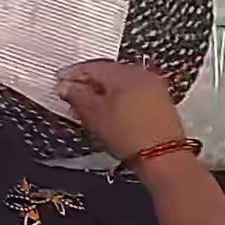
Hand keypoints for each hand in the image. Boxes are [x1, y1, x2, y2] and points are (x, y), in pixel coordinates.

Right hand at [56, 60, 186, 160]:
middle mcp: (140, 74)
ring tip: (88, 107)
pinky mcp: (160, 102)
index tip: (60, 81)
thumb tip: (65, 85)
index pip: (91, 66)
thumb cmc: (129, 136)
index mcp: (123, 73)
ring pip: (119, 84)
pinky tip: (110, 112)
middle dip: (87, 84)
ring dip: (102, 92)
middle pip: (107, 73)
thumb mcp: (95, 115)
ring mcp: (152, 87)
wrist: (163, 158)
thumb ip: (77, 95)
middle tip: (71, 94)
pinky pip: (132, 93)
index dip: (72, 74)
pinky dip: (118, 99)